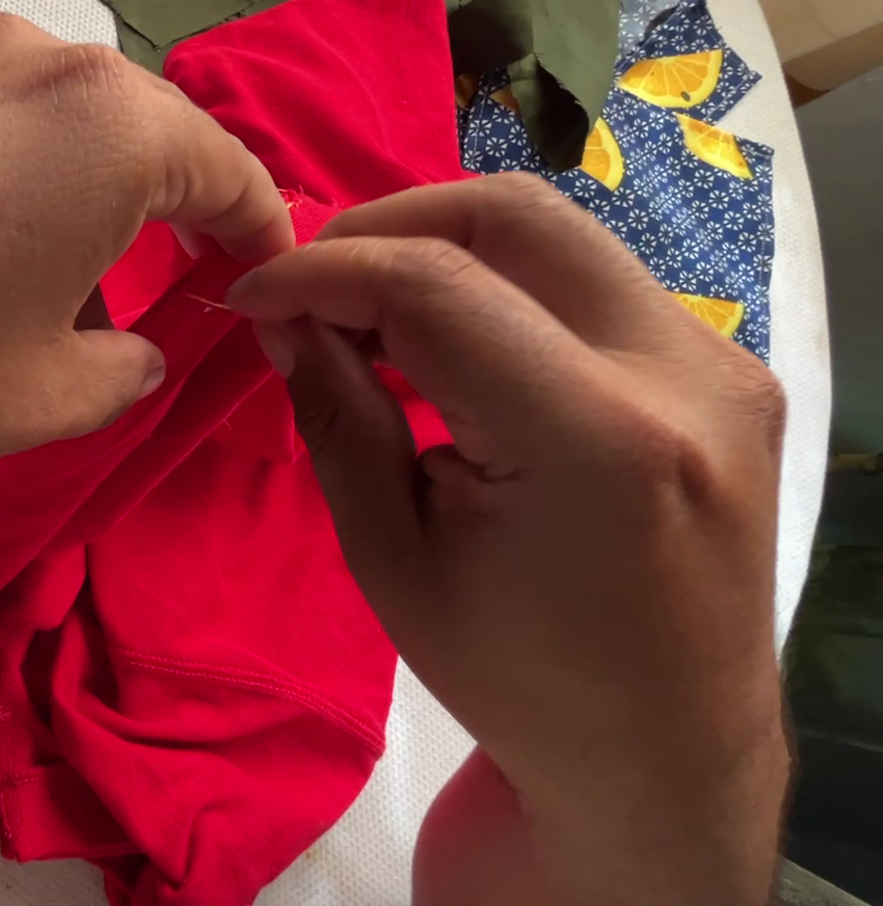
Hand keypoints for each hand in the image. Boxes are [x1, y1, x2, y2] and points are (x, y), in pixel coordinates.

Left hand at [0, 12, 287, 533]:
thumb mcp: (43, 396)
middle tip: (170, 296)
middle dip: (168, 218)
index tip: (266, 281)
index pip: (224, 170)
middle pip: (140, 139)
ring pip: (60, 132)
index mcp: (104, 120)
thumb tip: (140, 347)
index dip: (257, 234)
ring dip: (85, 205)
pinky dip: (15, 188)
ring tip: (66, 295)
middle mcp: (31, 60)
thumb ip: (124, 366)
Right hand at [225, 175, 787, 905]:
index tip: (246, 295)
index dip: (319, 271)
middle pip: (509, 213)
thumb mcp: (385, 548)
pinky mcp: (713, 369)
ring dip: (427, 248)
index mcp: (592, 440)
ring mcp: (716, 362)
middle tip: (302, 286)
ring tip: (351, 315)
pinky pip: (574, 276)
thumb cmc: (504, 666)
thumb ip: (335, 411)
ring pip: (547, 230)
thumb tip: (281, 316)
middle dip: (376, 228)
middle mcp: (681, 373)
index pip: (434, 286)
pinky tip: (425, 340)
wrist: (658, 749)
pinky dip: (478, 281)